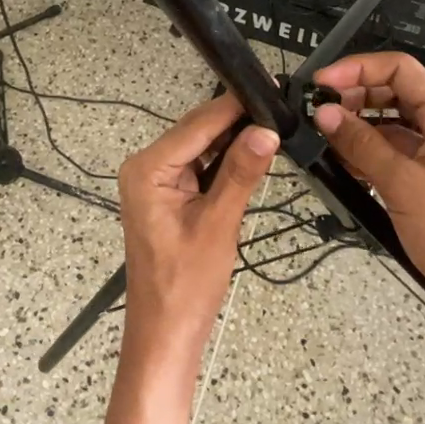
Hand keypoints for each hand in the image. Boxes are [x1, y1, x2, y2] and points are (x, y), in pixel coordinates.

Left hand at [117, 93, 278, 354]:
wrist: (166, 333)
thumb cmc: (187, 285)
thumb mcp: (218, 224)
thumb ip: (241, 173)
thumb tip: (266, 131)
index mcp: (148, 168)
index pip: (198, 124)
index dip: (235, 106)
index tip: (271, 89)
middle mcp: (145, 166)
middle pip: (197, 130)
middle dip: (236, 121)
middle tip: (279, 107)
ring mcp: (153, 180)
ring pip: (199, 146)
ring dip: (232, 140)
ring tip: (272, 126)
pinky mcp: (165, 194)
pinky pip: (197, 165)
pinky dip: (222, 161)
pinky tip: (250, 153)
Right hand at [311, 52, 424, 337]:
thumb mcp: (405, 186)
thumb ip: (362, 145)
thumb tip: (327, 114)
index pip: (400, 69)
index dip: (357, 70)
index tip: (322, 83)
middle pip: (394, 94)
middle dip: (354, 100)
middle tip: (319, 115)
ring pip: (392, 127)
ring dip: (359, 131)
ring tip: (326, 143)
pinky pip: (396, 157)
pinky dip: (369, 157)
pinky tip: (346, 168)